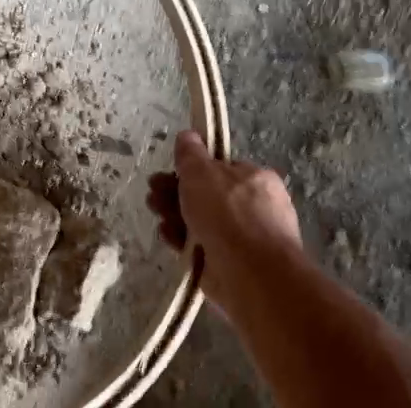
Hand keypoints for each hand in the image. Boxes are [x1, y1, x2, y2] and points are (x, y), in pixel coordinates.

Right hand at [146, 130, 302, 314]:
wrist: (251, 273)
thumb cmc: (228, 213)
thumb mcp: (201, 171)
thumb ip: (190, 152)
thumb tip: (188, 135)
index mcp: (256, 180)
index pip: (221, 168)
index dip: (193, 168)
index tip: (171, 171)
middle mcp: (255, 207)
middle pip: (206, 194)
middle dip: (175, 191)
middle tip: (154, 190)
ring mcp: (244, 238)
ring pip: (200, 219)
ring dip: (174, 213)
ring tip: (156, 211)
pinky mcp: (231, 263)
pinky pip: (201, 245)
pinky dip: (182, 239)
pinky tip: (168, 235)